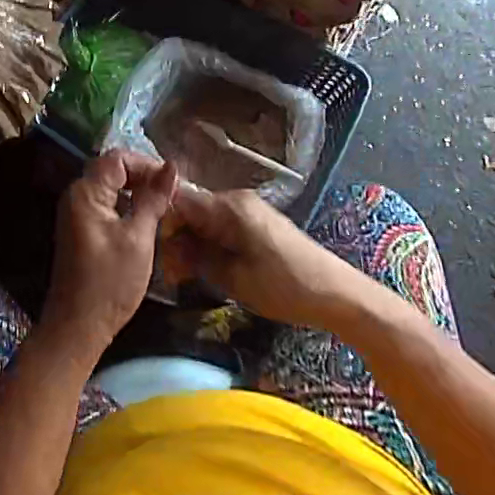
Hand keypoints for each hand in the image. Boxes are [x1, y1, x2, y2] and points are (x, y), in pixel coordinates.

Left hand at [43, 150, 177, 354]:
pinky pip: (105, 203)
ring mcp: (76, 211)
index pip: (117, 158)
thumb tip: (172, 167)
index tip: (172, 182)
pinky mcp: (80, 227)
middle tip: (172, 193)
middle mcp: (76, 194)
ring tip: (166, 205)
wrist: (78, 325)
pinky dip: (127, 205)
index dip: (146, 163)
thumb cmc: (110, 283)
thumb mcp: (138, 239)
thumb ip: (153, 200)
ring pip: (110, 186)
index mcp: (85, 192)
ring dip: (137, 191)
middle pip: (112, 168)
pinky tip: (147, 219)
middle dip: (143, 175)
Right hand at [158, 184, 377, 327]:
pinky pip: (220, 226)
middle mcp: (235, 200)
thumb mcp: (233, 279)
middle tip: (172, 274)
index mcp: (228, 207)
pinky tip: (207, 268)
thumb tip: (170, 247)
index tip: (155, 252)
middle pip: (189, 210)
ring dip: (191, 244)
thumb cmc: (286, 287)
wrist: (340, 295)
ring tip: (187, 276)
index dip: (162, 223)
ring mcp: (247, 210)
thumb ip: (196, 257)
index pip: (179, 201)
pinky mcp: (256, 223)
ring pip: (203, 220)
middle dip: (175, 238)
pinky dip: (208, 244)